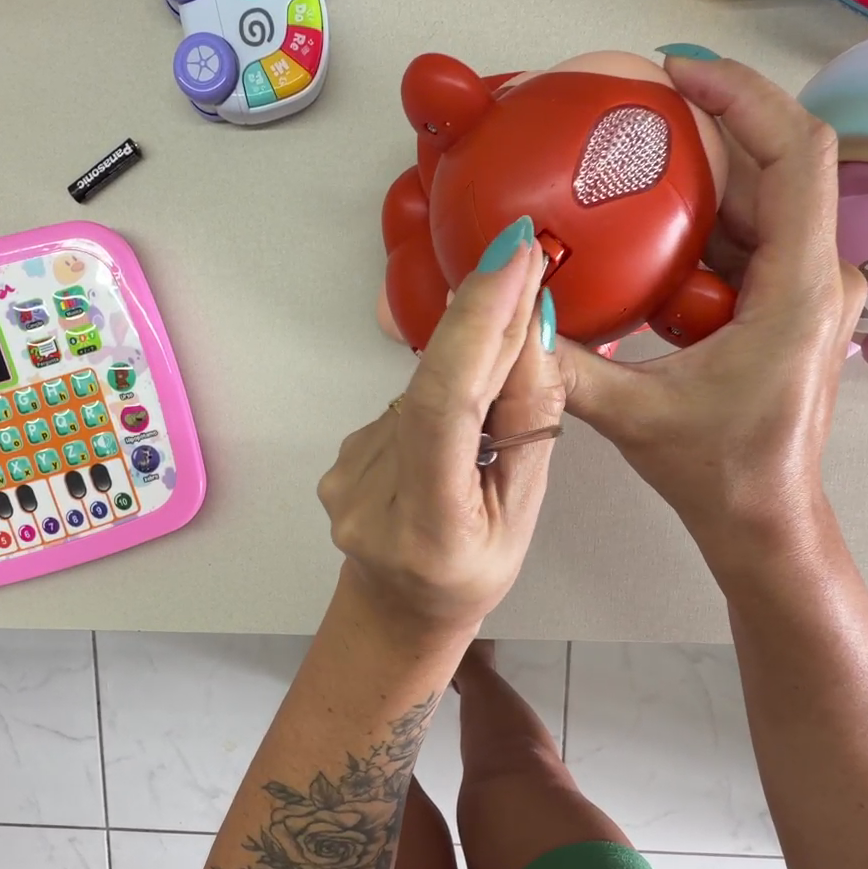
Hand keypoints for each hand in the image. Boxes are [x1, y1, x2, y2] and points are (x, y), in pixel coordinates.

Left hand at [318, 223, 562, 639]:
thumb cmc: (473, 574)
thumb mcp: (521, 514)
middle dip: (482, 324)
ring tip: (496, 404)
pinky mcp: (337, 459)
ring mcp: (342, 478)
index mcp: (424, 528)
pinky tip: (456, 427)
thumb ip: (525, 428)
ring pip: (417, 394)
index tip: (512, 259)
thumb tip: (530, 334)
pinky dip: (438, 396)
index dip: (475, 327)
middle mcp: (367, 498)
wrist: (396, 609)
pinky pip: (401, 407)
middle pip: (429, 389)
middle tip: (522, 261)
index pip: (441, 408)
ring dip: (465, 371)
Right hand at [560, 56, 863, 547]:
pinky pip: (748, 241)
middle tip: (641, 116)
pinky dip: (703, 223)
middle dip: (714, 130)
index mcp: (797, 292)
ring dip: (706, 178)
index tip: (681, 77)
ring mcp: (804, 293)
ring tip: (639, 163)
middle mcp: (817, 279)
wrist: (762, 518)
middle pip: (778, 167)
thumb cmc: (719, 472)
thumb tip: (511, 321)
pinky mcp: (783, 307)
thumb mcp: (632, 416)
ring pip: (763, 203)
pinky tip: (650, 231)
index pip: (796, 155)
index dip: (744, 99)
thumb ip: (566, 367)